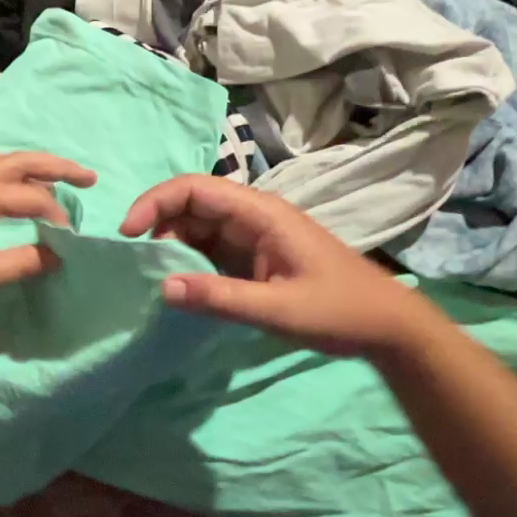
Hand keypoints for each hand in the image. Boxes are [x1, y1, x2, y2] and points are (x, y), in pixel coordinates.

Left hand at [0, 152, 97, 315]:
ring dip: (29, 165)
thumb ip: (22, 263)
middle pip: (19, 161)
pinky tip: (8, 184)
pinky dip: (5, 168)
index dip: (56, 215)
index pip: (31, 197)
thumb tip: (58, 255)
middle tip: (88, 177)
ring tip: (53, 178)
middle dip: (56, 167)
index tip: (69, 240)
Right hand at [118, 175, 445, 358]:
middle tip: (139, 261)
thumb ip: (219, 298)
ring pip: (196, 225)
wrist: (388, 328)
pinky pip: (208, 247)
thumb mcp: (277, 310)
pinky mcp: (252, 255)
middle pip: (190, 202)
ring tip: (158, 277)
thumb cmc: (339, 311)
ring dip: (171, 245)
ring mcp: (252, 234)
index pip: (194, 188)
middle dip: (157, 223)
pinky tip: (181, 284)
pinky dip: (187, 260)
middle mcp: (252, 215)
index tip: (128, 233)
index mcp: (260, 213)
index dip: (155, 202)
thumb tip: (161, 286)